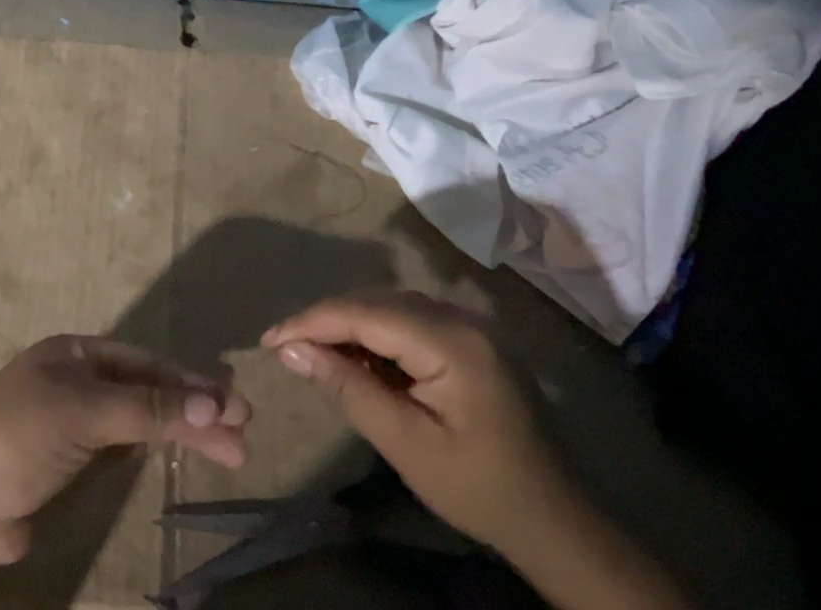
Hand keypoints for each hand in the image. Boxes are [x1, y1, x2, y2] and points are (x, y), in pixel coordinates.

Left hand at [0, 335, 251, 566]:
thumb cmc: (16, 439)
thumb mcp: (82, 413)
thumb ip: (148, 410)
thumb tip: (214, 405)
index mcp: (72, 354)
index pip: (144, 363)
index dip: (190, 383)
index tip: (234, 406)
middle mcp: (75, 381)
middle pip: (147, 391)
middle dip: (194, 411)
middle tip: (243, 434)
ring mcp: (73, 422)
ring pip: (140, 421)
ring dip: (182, 433)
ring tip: (230, 452)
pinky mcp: (71, 462)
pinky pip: (122, 448)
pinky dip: (153, 451)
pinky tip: (182, 456)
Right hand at [262, 292, 571, 552]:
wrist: (552, 517)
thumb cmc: (476, 486)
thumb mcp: (404, 443)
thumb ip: (347, 389)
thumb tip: (291, 350)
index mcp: (451, 343)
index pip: (364, 314)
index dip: (310, 322)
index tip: (268, 341)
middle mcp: (462, 320)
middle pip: (377, 302)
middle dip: (325, 319)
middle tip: (283, 346)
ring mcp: (471, 328)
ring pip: (391, 306)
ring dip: (347, 323)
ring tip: (309, 349)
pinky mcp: (472, 342)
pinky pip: (410, 321)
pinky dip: (374, 332)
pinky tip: (353, 355)